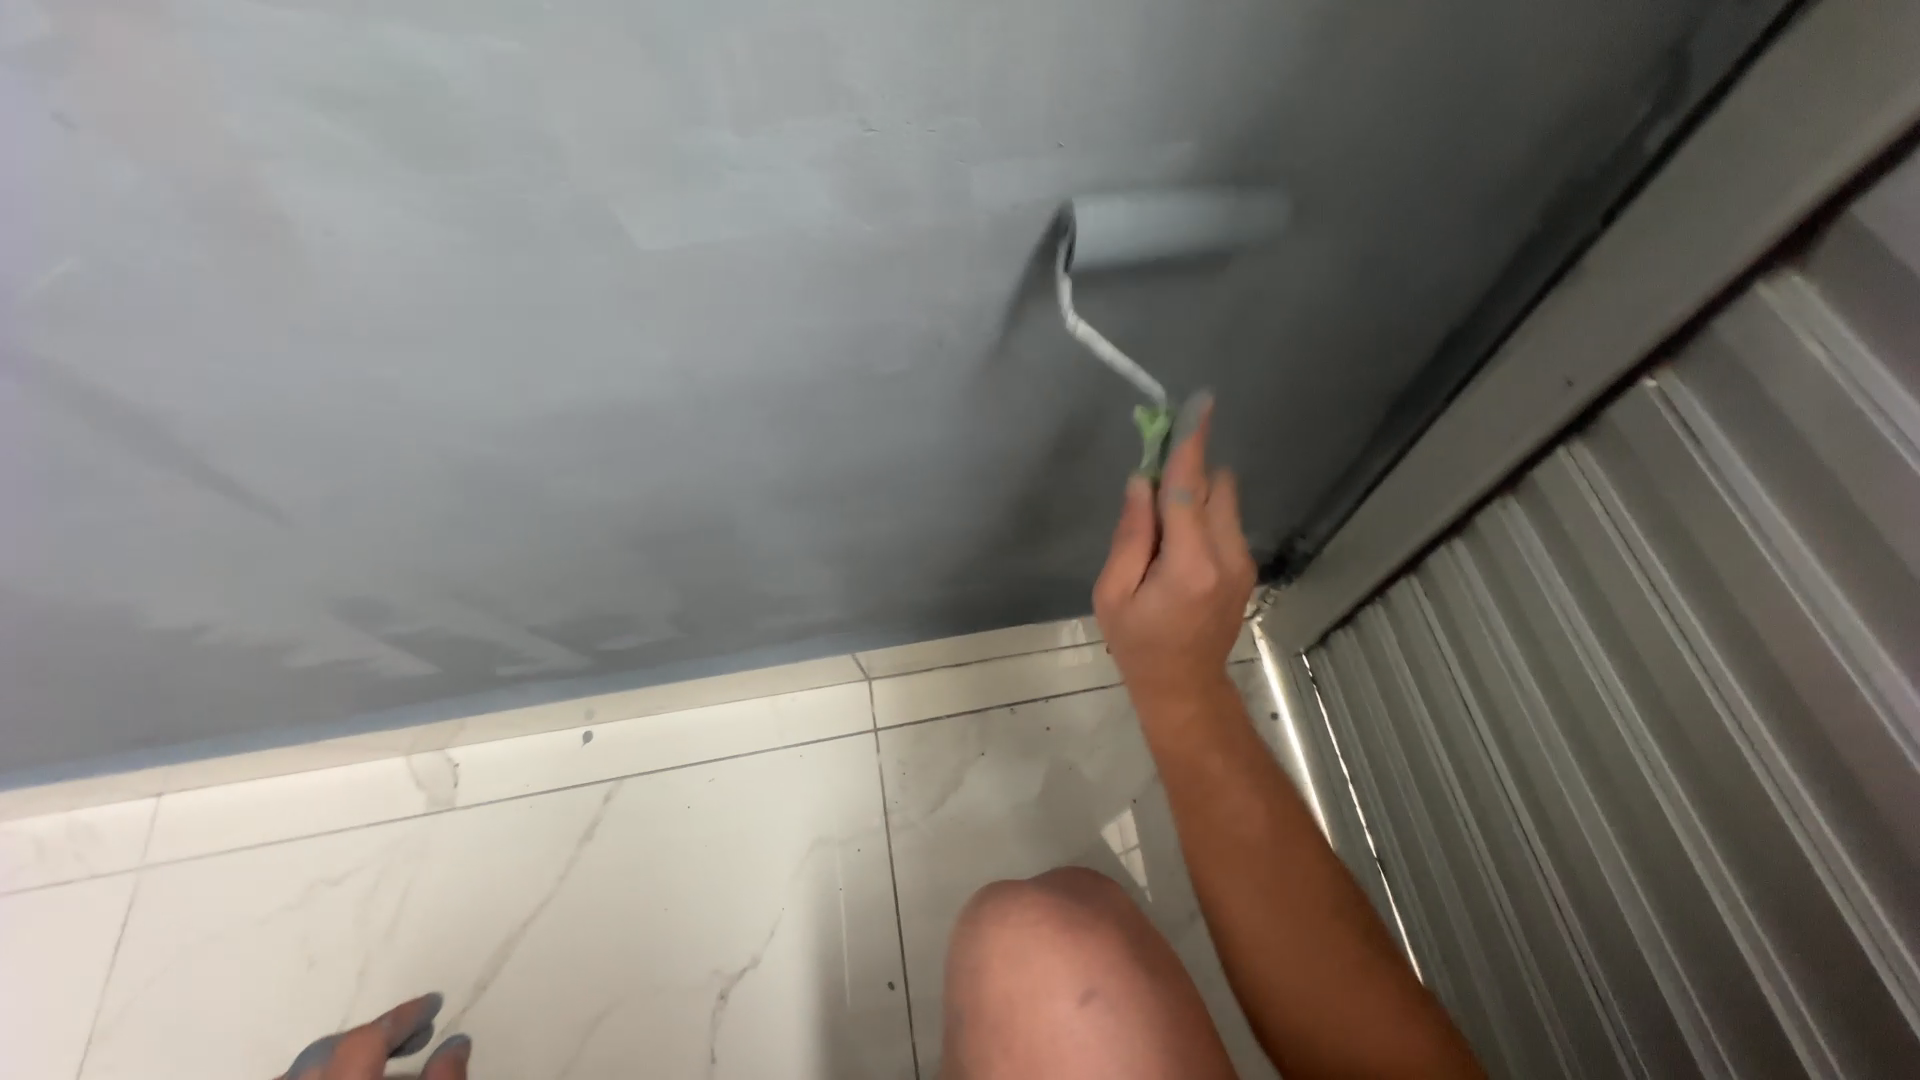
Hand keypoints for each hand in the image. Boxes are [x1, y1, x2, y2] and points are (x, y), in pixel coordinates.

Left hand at [280, 994, 470, 1079]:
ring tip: (381, 1066)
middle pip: (324, 1052)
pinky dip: (316, 1076)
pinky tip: (346, 1079)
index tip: (433, 1003)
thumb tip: (456, 1043)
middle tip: (413, 1035)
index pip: (367, 1039)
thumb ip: (444, 1077)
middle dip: (370, 1035)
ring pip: (298, 1072)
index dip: (404, 1016)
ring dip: (340, 1058)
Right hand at [1093, 393, 1255, 710]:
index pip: (1191, 490)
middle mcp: (1227, 556)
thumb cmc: (1137, 643)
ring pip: (1225, 502)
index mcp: (1190, 564)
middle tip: (1150, 499)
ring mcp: (1244, 563)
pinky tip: (1176, 554)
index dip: (1192, 446)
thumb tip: (1144, 483)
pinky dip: (1201, 520)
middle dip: (1187, 478)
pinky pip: (1225, 523)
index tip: (1200, 405)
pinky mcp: (1246, 568)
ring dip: (1194, 500)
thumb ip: (1131, 534)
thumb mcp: (1113, 592)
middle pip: (1217, 486)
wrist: (1183, 686)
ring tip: (1160, 538)